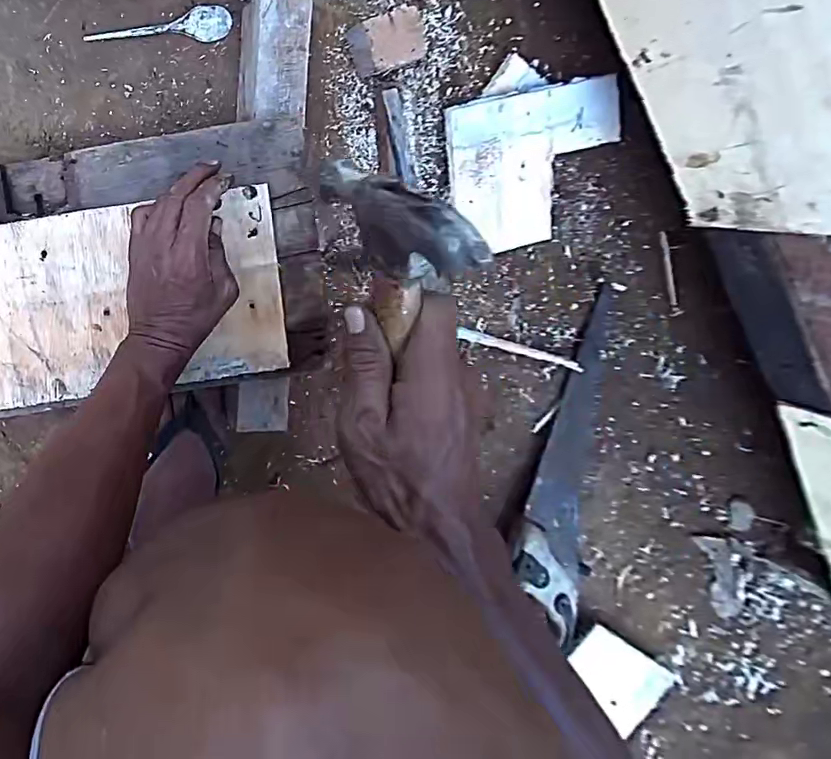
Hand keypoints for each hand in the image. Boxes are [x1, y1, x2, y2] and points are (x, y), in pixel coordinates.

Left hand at [123, 163, 239, 380]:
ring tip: (194, 184)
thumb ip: (219, 252)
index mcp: (189, 255)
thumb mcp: (224, 289)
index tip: (224, 180)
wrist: (158, 336)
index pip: (198, 206)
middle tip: (211, 169)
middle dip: (196, 177)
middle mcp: (163, 246)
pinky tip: (167, 207)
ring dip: (178, 189)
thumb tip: (213, 224)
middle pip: (177, 196)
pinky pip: (141, 216)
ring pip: (159, 203)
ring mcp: (145, 246)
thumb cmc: (192, 318)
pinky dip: (156, 205)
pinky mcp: (134, 250)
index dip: (212, 187)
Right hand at [336, 287, 484, 533]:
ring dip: (402, 357)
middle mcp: (463, 376)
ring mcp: (471, 394)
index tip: (370, 312)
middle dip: (394, 331)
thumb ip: (364, 365)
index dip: (403, 298)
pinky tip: (394, 411)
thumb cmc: (394, 479)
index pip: (437, 305)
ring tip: (372, 394)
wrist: (439, 533)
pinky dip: (414, 377)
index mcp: (436, 374)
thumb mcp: (361, 422)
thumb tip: (359, 313)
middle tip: (360, 362)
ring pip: (433, 350)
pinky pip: (439, 373)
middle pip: (432, 326)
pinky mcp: (469, 410)